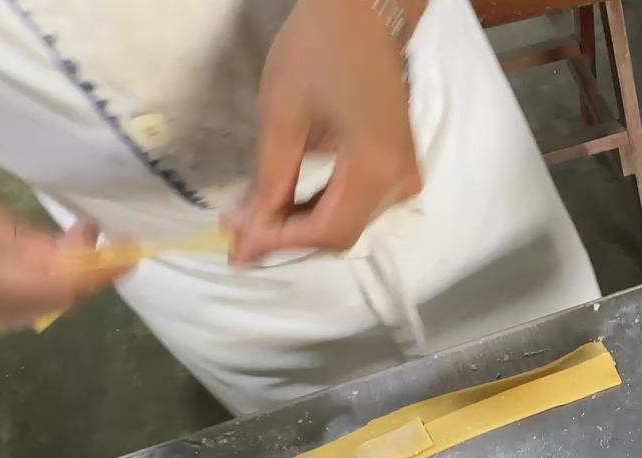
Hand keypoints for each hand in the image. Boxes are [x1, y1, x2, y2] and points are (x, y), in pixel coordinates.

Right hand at [0, 156, 121, 344]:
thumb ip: (21, 236)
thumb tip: (83, 254)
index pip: (53, 292)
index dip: (97, 275)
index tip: (131, 252)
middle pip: (48, 304)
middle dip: (78, 272)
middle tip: (92, 234)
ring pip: (34, 310)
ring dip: (55, 278)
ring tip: (60, 240)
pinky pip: (11, 312)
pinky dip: (29, 288)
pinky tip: (24, 260)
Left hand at [227, 0, 422, 262]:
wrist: (365, 15)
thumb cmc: (319, 50)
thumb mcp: (283, 115)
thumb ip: (270, 179)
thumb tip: (247, 227)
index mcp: (376, 171)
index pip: (328, 230)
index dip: (281, 242)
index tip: (236, 250)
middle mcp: (399, 187)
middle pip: (341, 234)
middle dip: (290, 239)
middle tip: (239, 239)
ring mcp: (404, 182)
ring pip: (349, 224)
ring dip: (304, 228)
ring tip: (258, 224)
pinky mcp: (399, 173)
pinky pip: (358, 207)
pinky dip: (322, 212)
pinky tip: (290, 208)